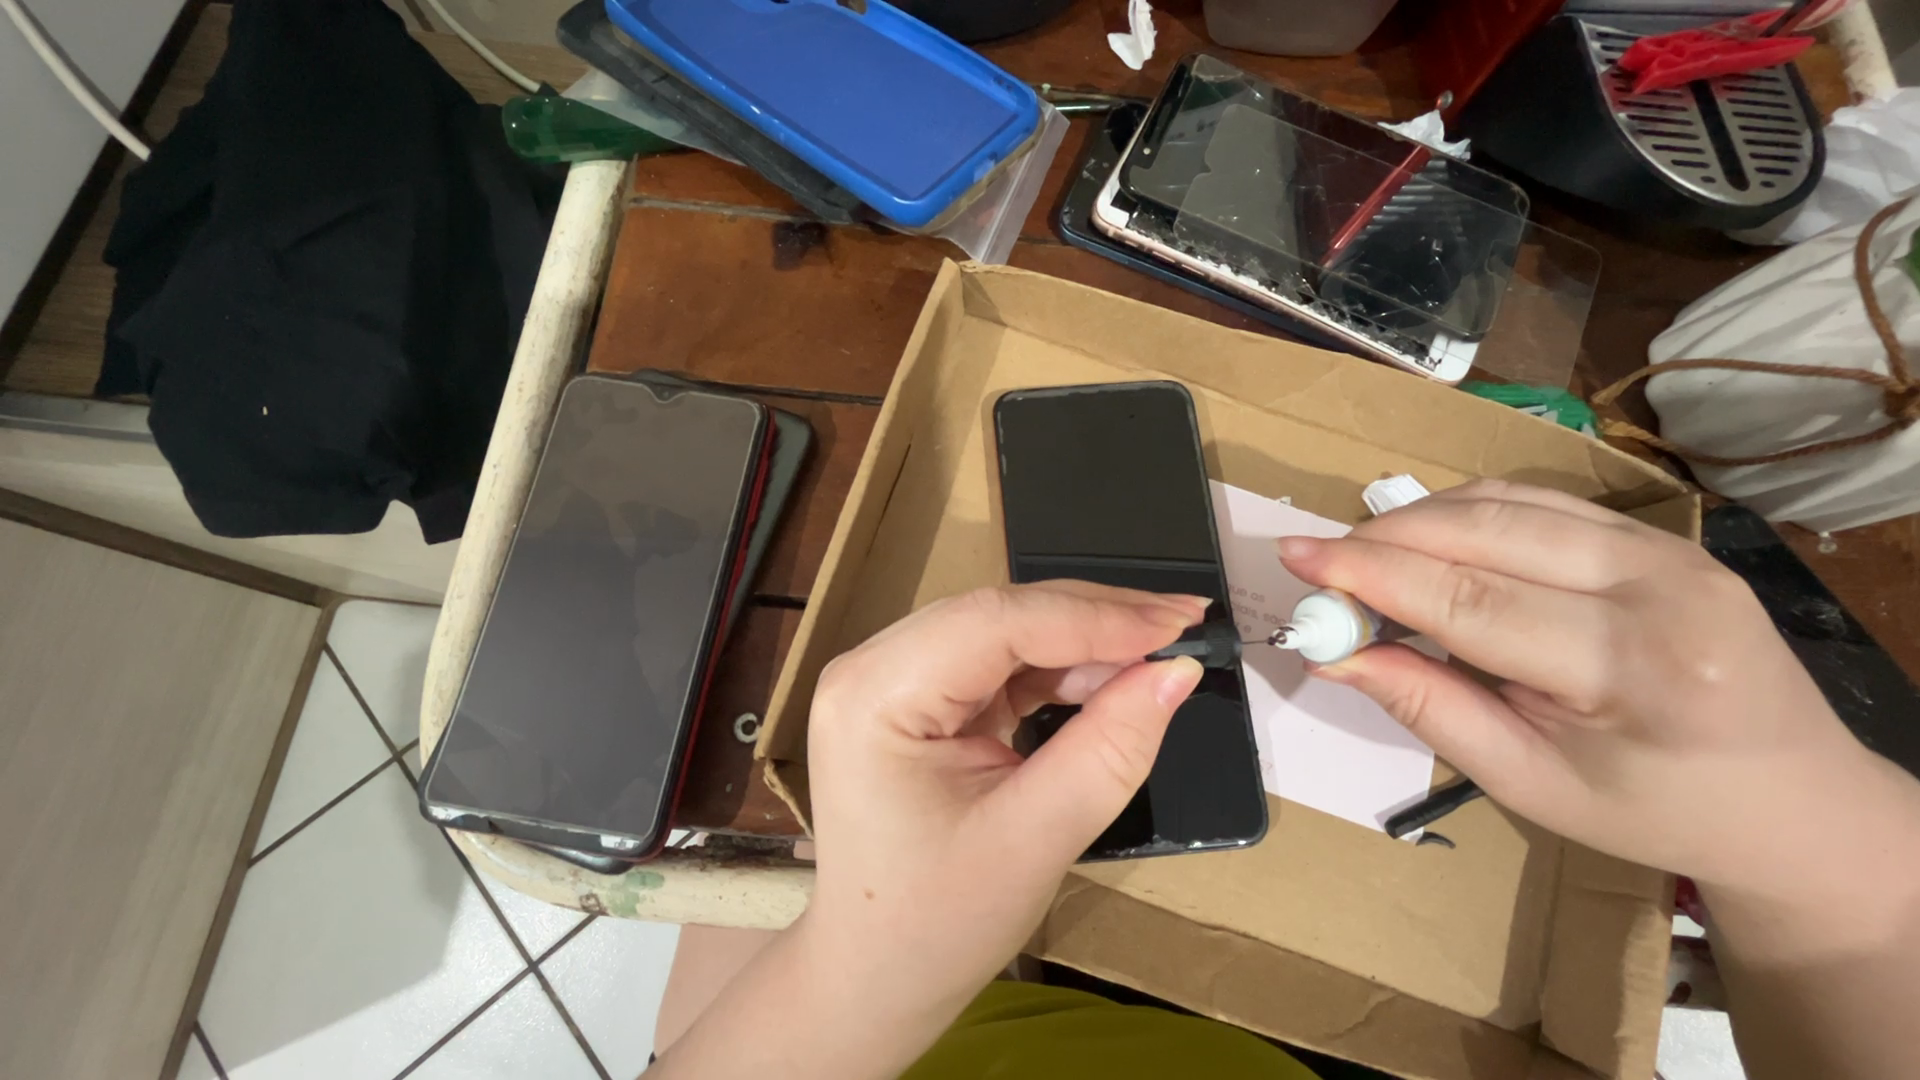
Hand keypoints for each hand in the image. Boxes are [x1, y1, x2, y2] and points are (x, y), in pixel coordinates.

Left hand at [794, 582, 1206, 1074]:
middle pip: (997, 616)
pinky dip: (1058, 669)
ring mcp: (892, 679)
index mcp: (875, 693)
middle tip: (1183, 622)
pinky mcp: (918, 699)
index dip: (1094, 616)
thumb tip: (1178, 671)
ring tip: (1158, 651)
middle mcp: (874, 666)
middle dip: (1094, 619)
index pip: (996, 622)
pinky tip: (1108, 677)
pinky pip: (998, 665)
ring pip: (1003, 632)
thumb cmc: (936, 925)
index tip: (1180, 621)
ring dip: (1082, 640)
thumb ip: (1109, 749)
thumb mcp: (1033, 840)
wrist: (872, 975)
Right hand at [1276, 479, 1911, 895]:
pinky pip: (1530, 501)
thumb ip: (1422, 702)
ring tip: (1359, 560)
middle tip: (1314, 564)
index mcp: (1636, 667)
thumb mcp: (1521, 778)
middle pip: (1480, 531)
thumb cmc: (1647, 807)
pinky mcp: (1654, 533)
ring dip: (1412, 522)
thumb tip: (1331, 651)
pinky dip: (1457, 514)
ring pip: (1500, 502)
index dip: (1367, 573)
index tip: (1293, 557)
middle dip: (1378, 539)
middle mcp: (1660, 585)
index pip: (1468, 598)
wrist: (1790, 798)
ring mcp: (1665, 547)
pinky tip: (1423, 545)